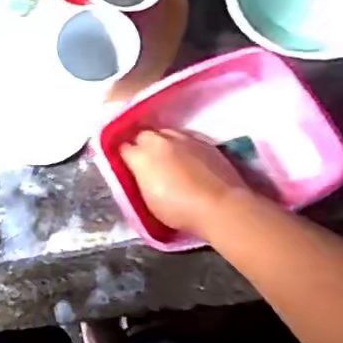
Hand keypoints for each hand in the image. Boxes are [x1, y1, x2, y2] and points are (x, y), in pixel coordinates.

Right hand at [118, 128, 253, 235]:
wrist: (220, 206)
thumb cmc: (177, 209)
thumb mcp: (147, 198)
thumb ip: (140, 179)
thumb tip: (139, 172)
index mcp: (141, 156)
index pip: (123, 148)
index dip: (124, 156)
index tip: (127, 166)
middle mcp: (160, 141)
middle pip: (144, 134)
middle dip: (141, 144)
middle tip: (145, 160)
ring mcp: (185, 139)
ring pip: (166, 132)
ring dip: (162, 142)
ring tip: (166, 156)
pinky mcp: (206, 142)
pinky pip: (187, 137)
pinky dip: (182, 145)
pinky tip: (186, 157)